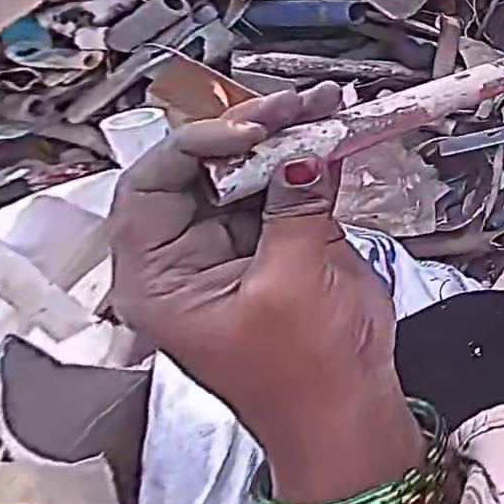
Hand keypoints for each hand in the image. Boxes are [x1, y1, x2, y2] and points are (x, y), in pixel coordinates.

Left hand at [106, 86, 422, 502]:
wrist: (348, 399)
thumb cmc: (302, 369)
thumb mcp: (292, 283)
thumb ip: (294, 211)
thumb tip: (302, 156)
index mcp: (162, 275)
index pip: (155, 186)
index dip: (199, 146)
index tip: (256, 128)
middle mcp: (196, 252)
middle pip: (208, 171)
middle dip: (255, 130)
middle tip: (299, 105)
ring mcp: (248, 243)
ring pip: (257, 173)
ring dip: (293, 137)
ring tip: (326, 106)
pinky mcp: (293, 239)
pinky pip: (298, 187)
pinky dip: (320, 160)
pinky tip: (338, 136)